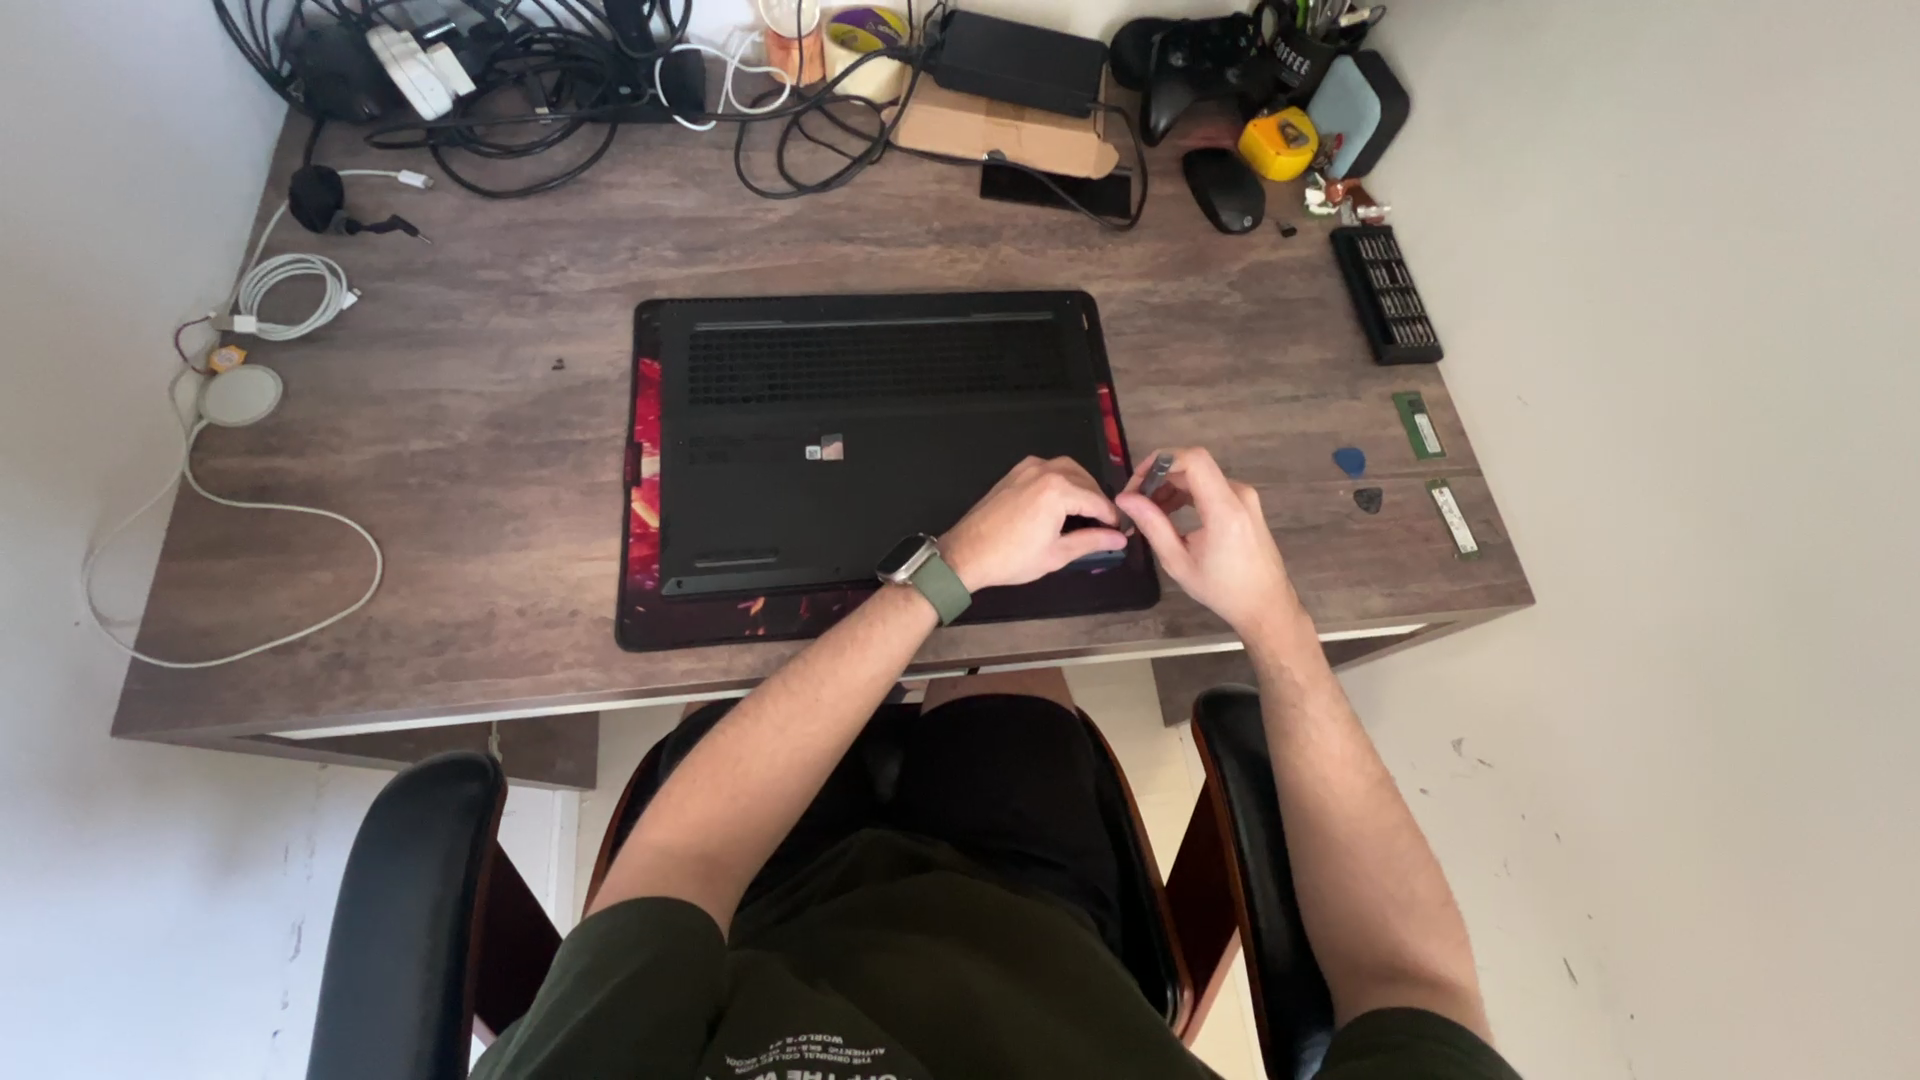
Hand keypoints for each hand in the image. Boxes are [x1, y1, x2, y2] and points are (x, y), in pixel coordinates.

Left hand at [941, 457, 1127, 591]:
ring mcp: (1026, 469)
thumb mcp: (1056, 554)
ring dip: (1081, 487)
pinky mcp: (1014, 473)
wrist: (966, 554)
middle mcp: (1044, 471)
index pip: (1098, 501)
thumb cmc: (1010, 558)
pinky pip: (1047, 469)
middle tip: (1104, 525)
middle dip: (1097, 500)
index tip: (1120, 531)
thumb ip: (1091, 541)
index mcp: (1058, 490)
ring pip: (1067, 469)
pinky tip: (1062, 503)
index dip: (1112, 518)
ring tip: (1085, 514)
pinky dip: (1061, 481)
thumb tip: (1118, 538)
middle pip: (1084, 480)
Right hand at [1115, 447, 1304, 640]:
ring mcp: (1244, 497)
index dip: (1160, 461)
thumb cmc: (1221, 589)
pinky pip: (1210, 487)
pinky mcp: (1244, 504)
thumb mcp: (1178, 562)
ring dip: (1170, 487)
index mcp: (1224, 509)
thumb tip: (1125, 499)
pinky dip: (1186, 494)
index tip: (1136, 483)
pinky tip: (1170, 514)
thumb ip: (1152, 525)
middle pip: (1193, 466)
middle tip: (1135, 502)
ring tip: (1149, 512)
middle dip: (1159, 477)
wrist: (1265, 604)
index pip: (1192, 460)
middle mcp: (1238, 494)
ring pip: (1200, 476)